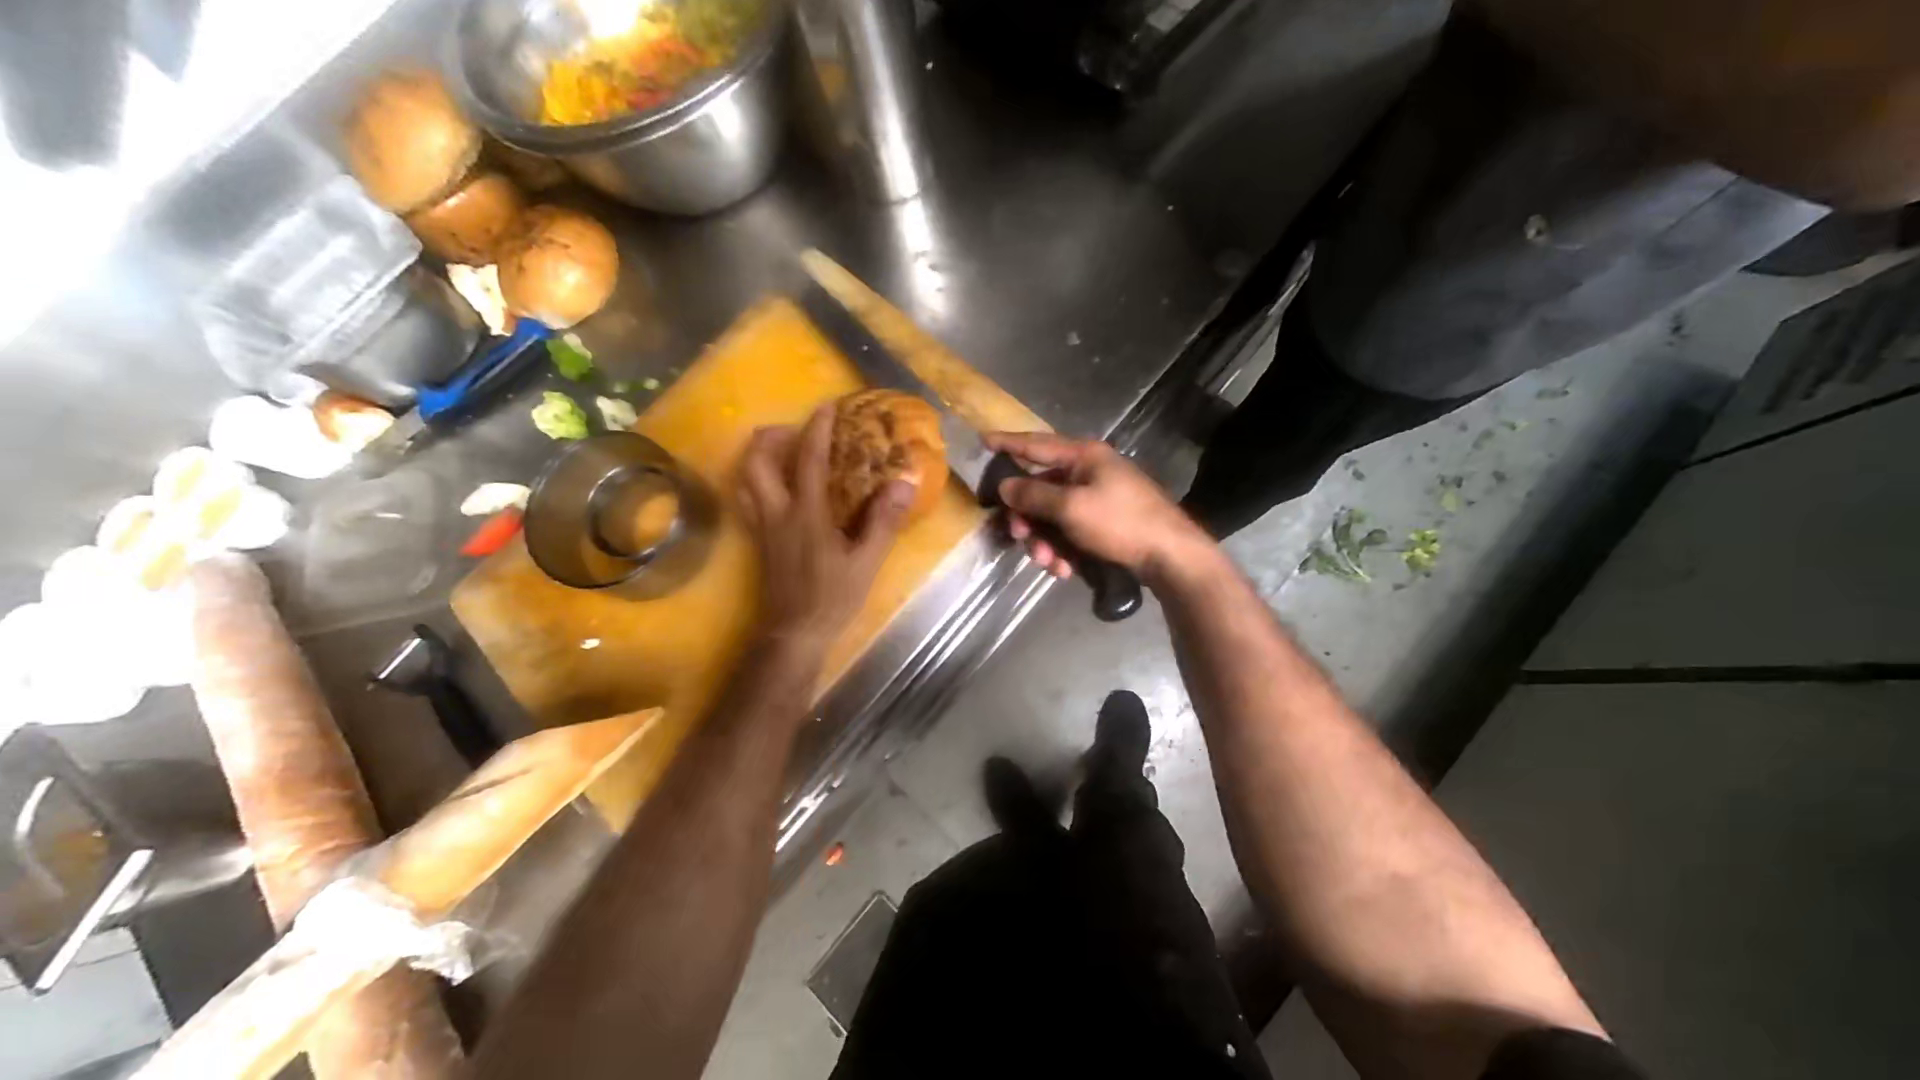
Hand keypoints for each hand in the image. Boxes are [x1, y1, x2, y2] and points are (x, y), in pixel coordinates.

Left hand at [737, 406, 914, 659]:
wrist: (793, 633)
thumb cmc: (832, 598)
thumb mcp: (866, 562)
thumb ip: (883, 521)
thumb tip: (904, 482)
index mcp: (806, 513)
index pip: (809, 460)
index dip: (817, 429)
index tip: (826, 406)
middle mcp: (776, 512)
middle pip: (757, 460)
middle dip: (772, 437)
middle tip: (794, 432)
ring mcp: (761, 526)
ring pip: (744, 478)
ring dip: (757, 456)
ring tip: (780, 451)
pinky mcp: (757, 540)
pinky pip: (746, 499)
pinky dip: (754, 480)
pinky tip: (773, 486)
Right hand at [984, 431, 1210, 585]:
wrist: (1170, 556)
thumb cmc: (1120, 523)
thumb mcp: (1071, 508)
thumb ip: (1033, 495)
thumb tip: (1005, 486)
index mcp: (1084, 457)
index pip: (1037, 444)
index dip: (1008, 443)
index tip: (983, 439)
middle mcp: (1090, 472)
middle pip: (1041, 489)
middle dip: (1027, 517)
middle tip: (1017, 536)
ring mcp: (1099, 499)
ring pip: (1053, 517)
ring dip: (1044, 541)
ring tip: (1050, 563)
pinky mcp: (1105, 525)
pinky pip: (1071, 533)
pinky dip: (1063, 550)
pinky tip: (1066, 569)